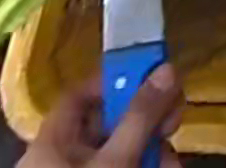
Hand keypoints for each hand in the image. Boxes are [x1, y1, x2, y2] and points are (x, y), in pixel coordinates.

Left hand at [17, 68, 184, 167]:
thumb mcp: (116, 161)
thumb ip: (142, 115)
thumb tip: (168, 67)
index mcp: (51, 142)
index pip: (82, 92)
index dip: (117, 79)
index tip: (152, 80)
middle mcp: (62, 158)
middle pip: (111, 120)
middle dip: (150, 120)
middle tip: (174, 124)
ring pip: (124, 148)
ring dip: (155, 149)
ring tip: (171, 164)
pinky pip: (124, 167)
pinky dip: (147, 166)